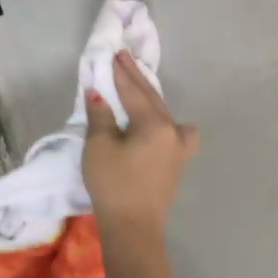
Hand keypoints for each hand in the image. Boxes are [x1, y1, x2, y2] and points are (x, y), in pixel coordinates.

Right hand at [82, 50, 198, 235]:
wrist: (133, 224)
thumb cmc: (113, 181)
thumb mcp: (99, 145)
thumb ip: (100, 115)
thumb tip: (98, 93)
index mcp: (155, 124)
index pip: (133, 91)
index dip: (120, 72)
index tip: (112, 53)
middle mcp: (173, 131)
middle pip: (152, 98)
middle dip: (136, 78)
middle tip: (123, 58)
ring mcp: (179, 148)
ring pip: (164, 112)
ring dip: (149, 97)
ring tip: (136, 86)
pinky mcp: (176, 161)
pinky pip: (173, 129)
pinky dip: (163, 118)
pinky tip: (160, 123)